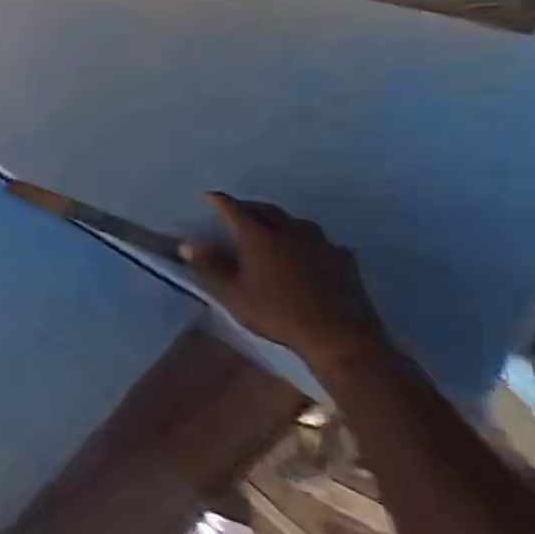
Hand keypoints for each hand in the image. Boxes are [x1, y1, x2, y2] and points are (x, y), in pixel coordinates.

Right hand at [184, 192, 390, 371]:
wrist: (341, 338)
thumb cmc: (278, 314)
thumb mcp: (233, 294)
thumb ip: (211, 266)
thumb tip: (190, 245)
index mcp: (260, 238)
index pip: (236, 210)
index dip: (220, 201)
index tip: (210, 196)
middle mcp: (291, 233)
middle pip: (267, 210)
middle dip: (249, 205)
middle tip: (236, 208)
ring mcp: (322, 245)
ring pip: (297, 222)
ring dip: (279, 219)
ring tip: (271, 226)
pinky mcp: (345, 260)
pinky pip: (321, 240)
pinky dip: (306, 238)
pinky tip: (306, 249)